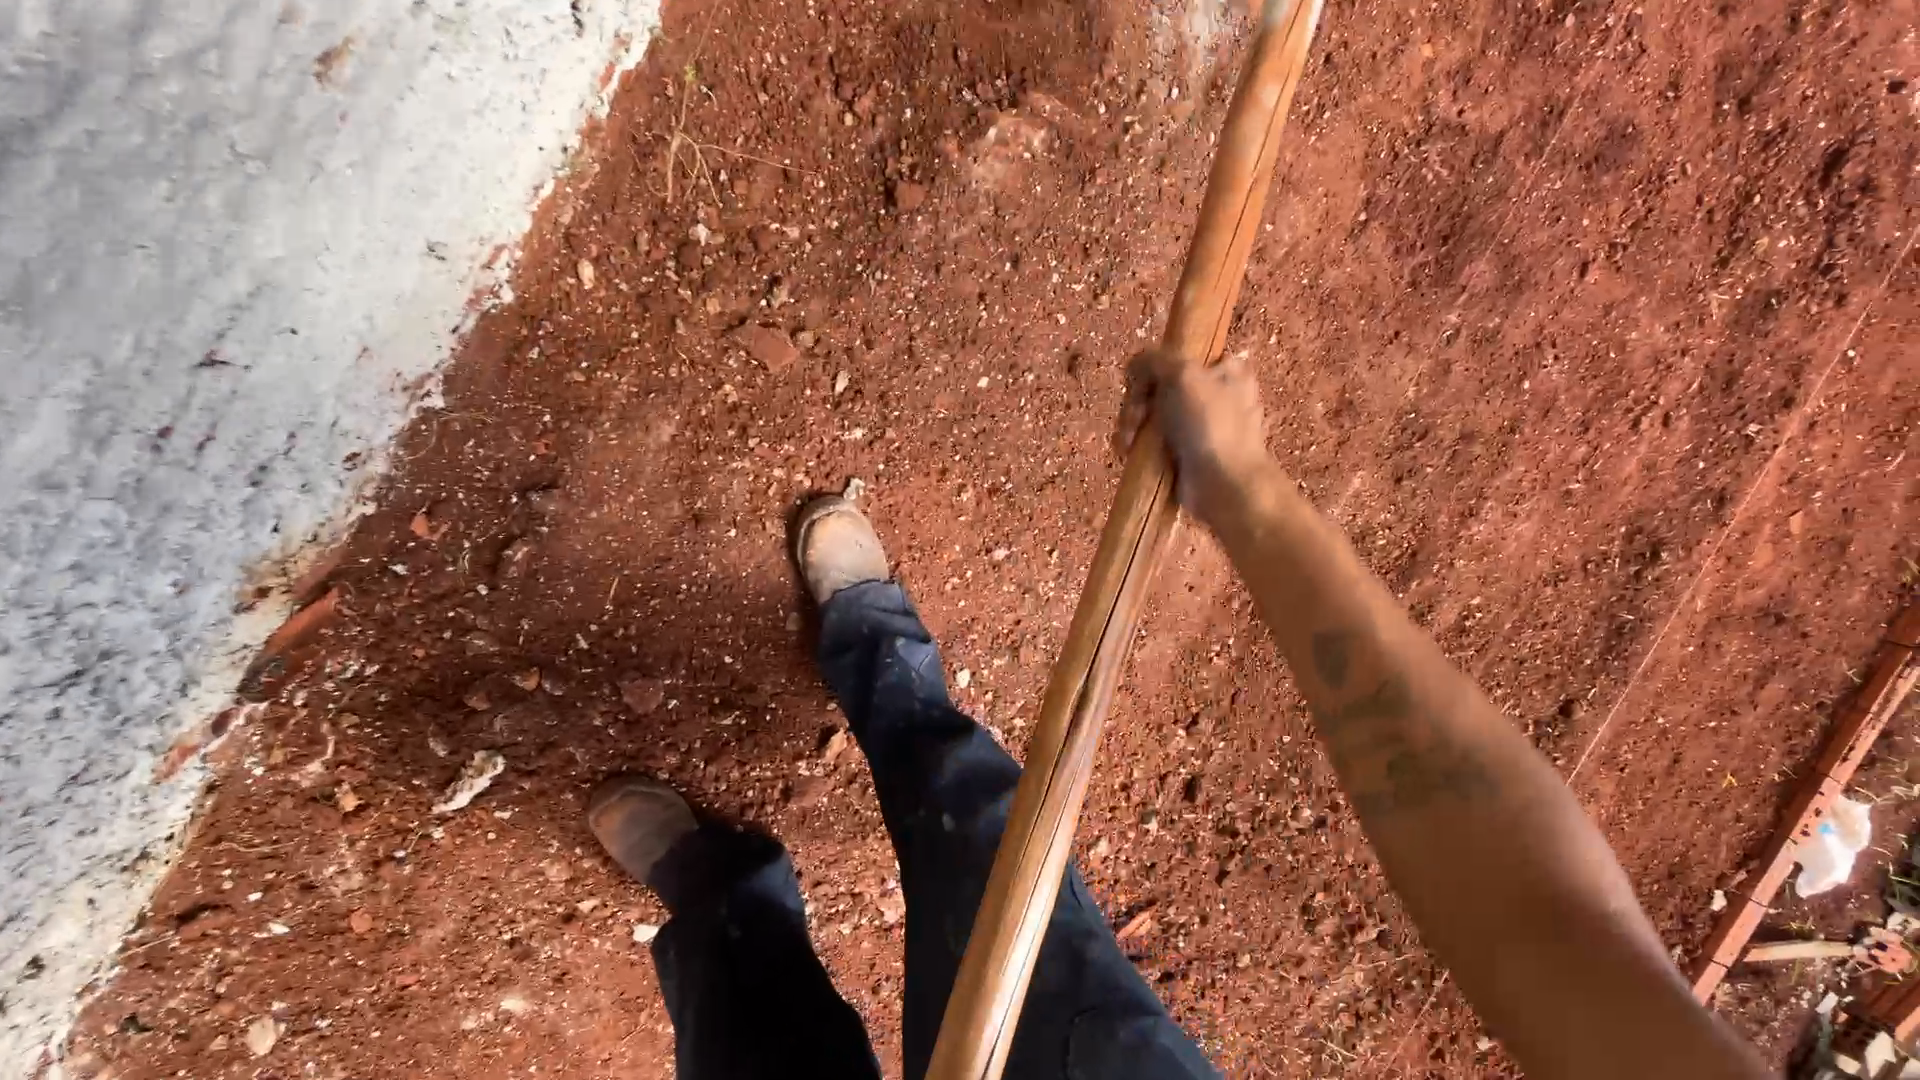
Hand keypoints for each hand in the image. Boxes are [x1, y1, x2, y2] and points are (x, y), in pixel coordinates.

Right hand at [1116, 349, 1274, 530]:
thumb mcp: (1183, 374)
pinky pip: (1151, 442)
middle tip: (1135, 418)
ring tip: (1128, 441)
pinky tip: (1127, 451)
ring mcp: (1198, 428)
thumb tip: (1134, 365)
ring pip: (1151, 415)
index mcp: (1225, 371)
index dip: (1154, 369)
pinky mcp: (1183, 456)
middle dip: (1138, 402)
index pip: (1178, 357)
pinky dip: (1136, 445)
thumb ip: (1154, 359)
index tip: (1142, 384)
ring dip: (1131, 425)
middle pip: (1159, 387)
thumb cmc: (1209, 424)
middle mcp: (1213, 396)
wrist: (1224, 484)